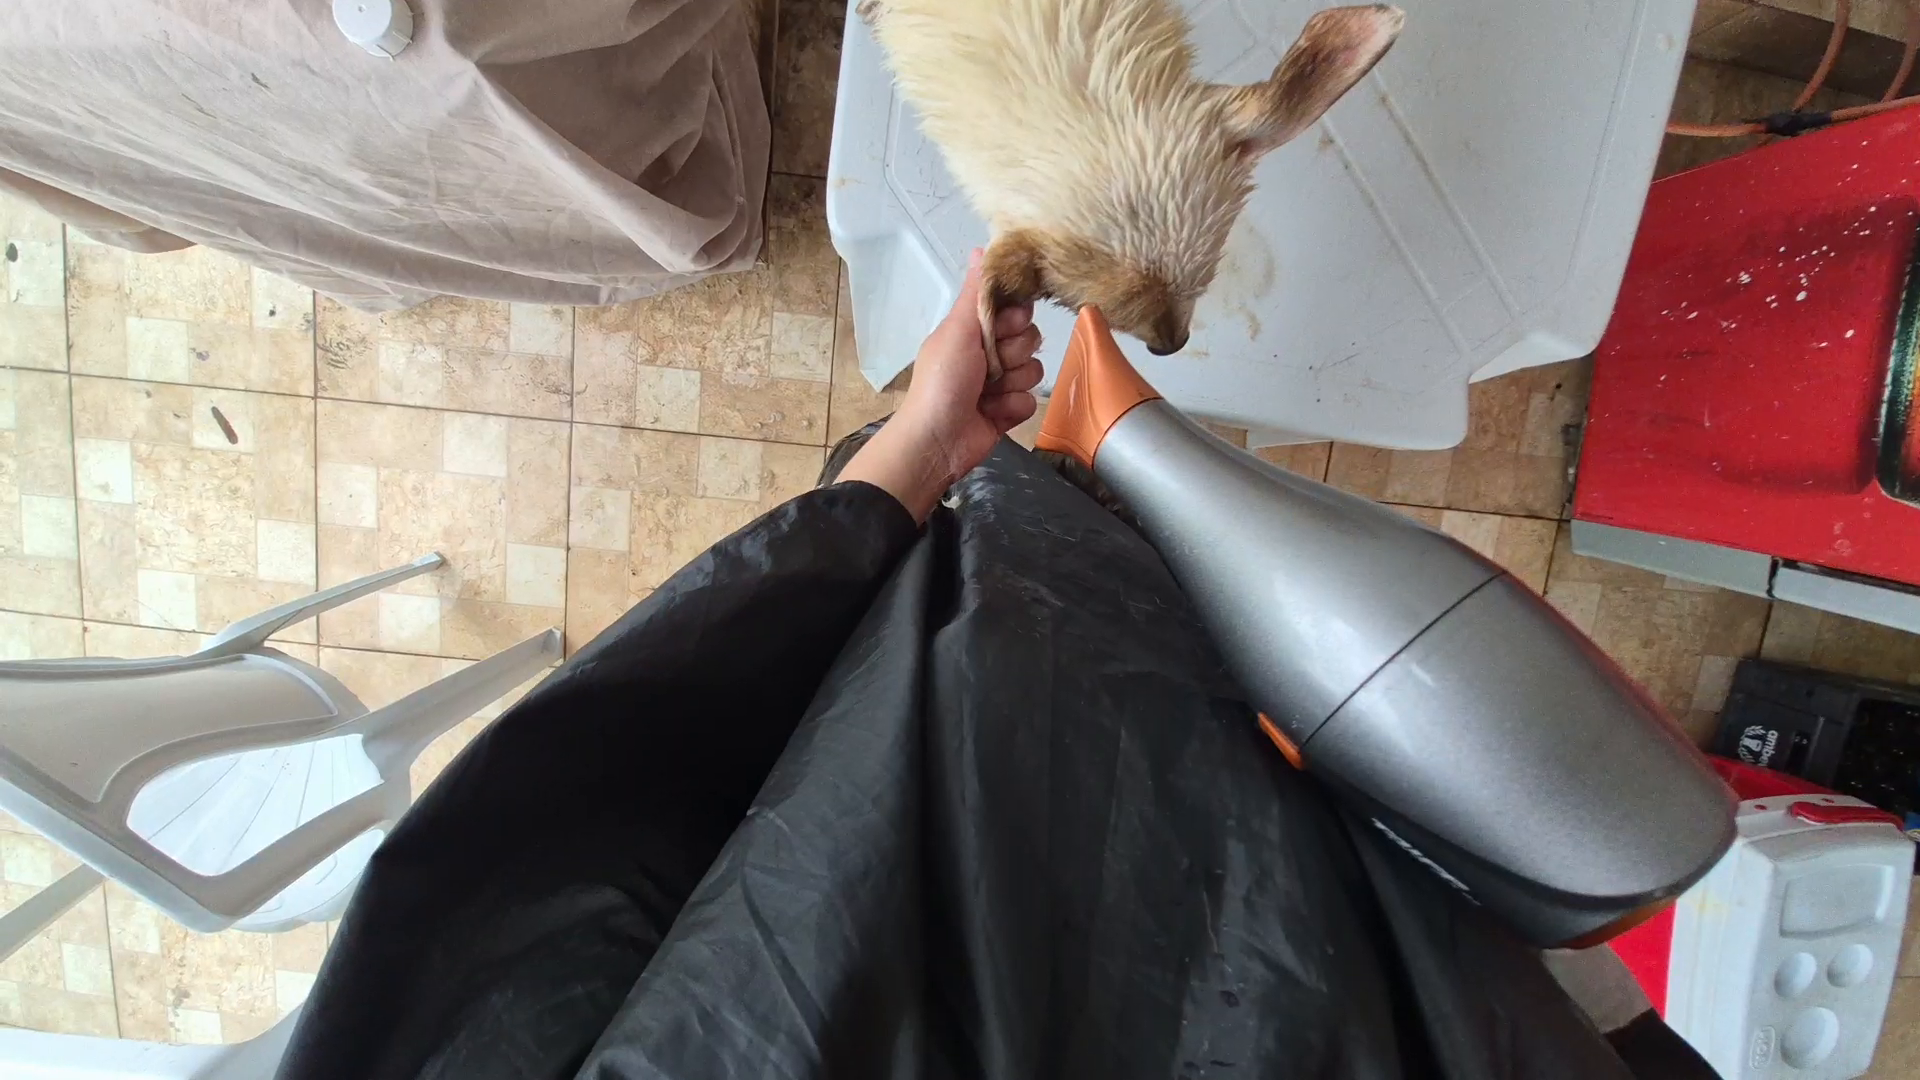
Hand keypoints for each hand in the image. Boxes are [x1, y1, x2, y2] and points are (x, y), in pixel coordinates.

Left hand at [838, 249, 1044, 521]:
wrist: (936, 442)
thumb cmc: (941, 382)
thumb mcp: (956, 331)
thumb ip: (976, 294)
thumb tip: (983, 246)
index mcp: (974, 330)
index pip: (1017, 309)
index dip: (1014, 319)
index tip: (1001, 328)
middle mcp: (990, 353)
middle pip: (1031, 338)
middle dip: (1013, 354)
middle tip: (989, 366)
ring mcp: (1000, 384)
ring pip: (1035, 371)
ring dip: (1012, 383)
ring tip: (987, 394)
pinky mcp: (1008, 412)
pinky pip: (1031, 401)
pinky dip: (1012, 408)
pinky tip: (993, 414)